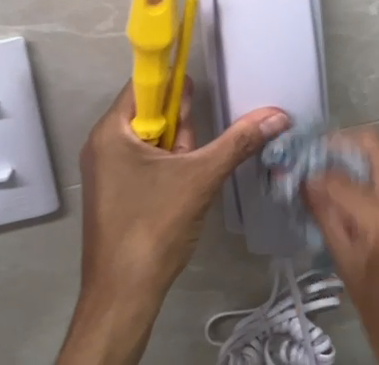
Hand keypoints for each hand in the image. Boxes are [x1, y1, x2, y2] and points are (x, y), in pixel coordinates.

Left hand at [57, 83, 288, 364]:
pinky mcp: (115, 194)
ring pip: (152, 141)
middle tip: (195, 151)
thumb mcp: (200, 177)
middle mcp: (103, 145)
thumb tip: (276, 116)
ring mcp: (107, 172)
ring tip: (190, 178)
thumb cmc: (152, 227)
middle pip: (152, 113)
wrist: (123, 296)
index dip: (175, 83)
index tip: (201, 88)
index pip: (144, 84)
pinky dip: (170, 170)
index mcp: (111, 131)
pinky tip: (184, 190)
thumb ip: (238, 141)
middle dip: (181, 128)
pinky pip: (146, 164)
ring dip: (179, 152)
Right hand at [305, 129, 378, 364]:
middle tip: (314, 158)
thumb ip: (327, 218)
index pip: (343, 179)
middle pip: (375, 144)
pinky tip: (354, 189)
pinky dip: (373, 172)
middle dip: (340, 145)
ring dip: (357, 157)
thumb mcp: (348, 271)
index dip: (315, 170)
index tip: (296, 169)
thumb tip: (305, 182)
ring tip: (329, 174)